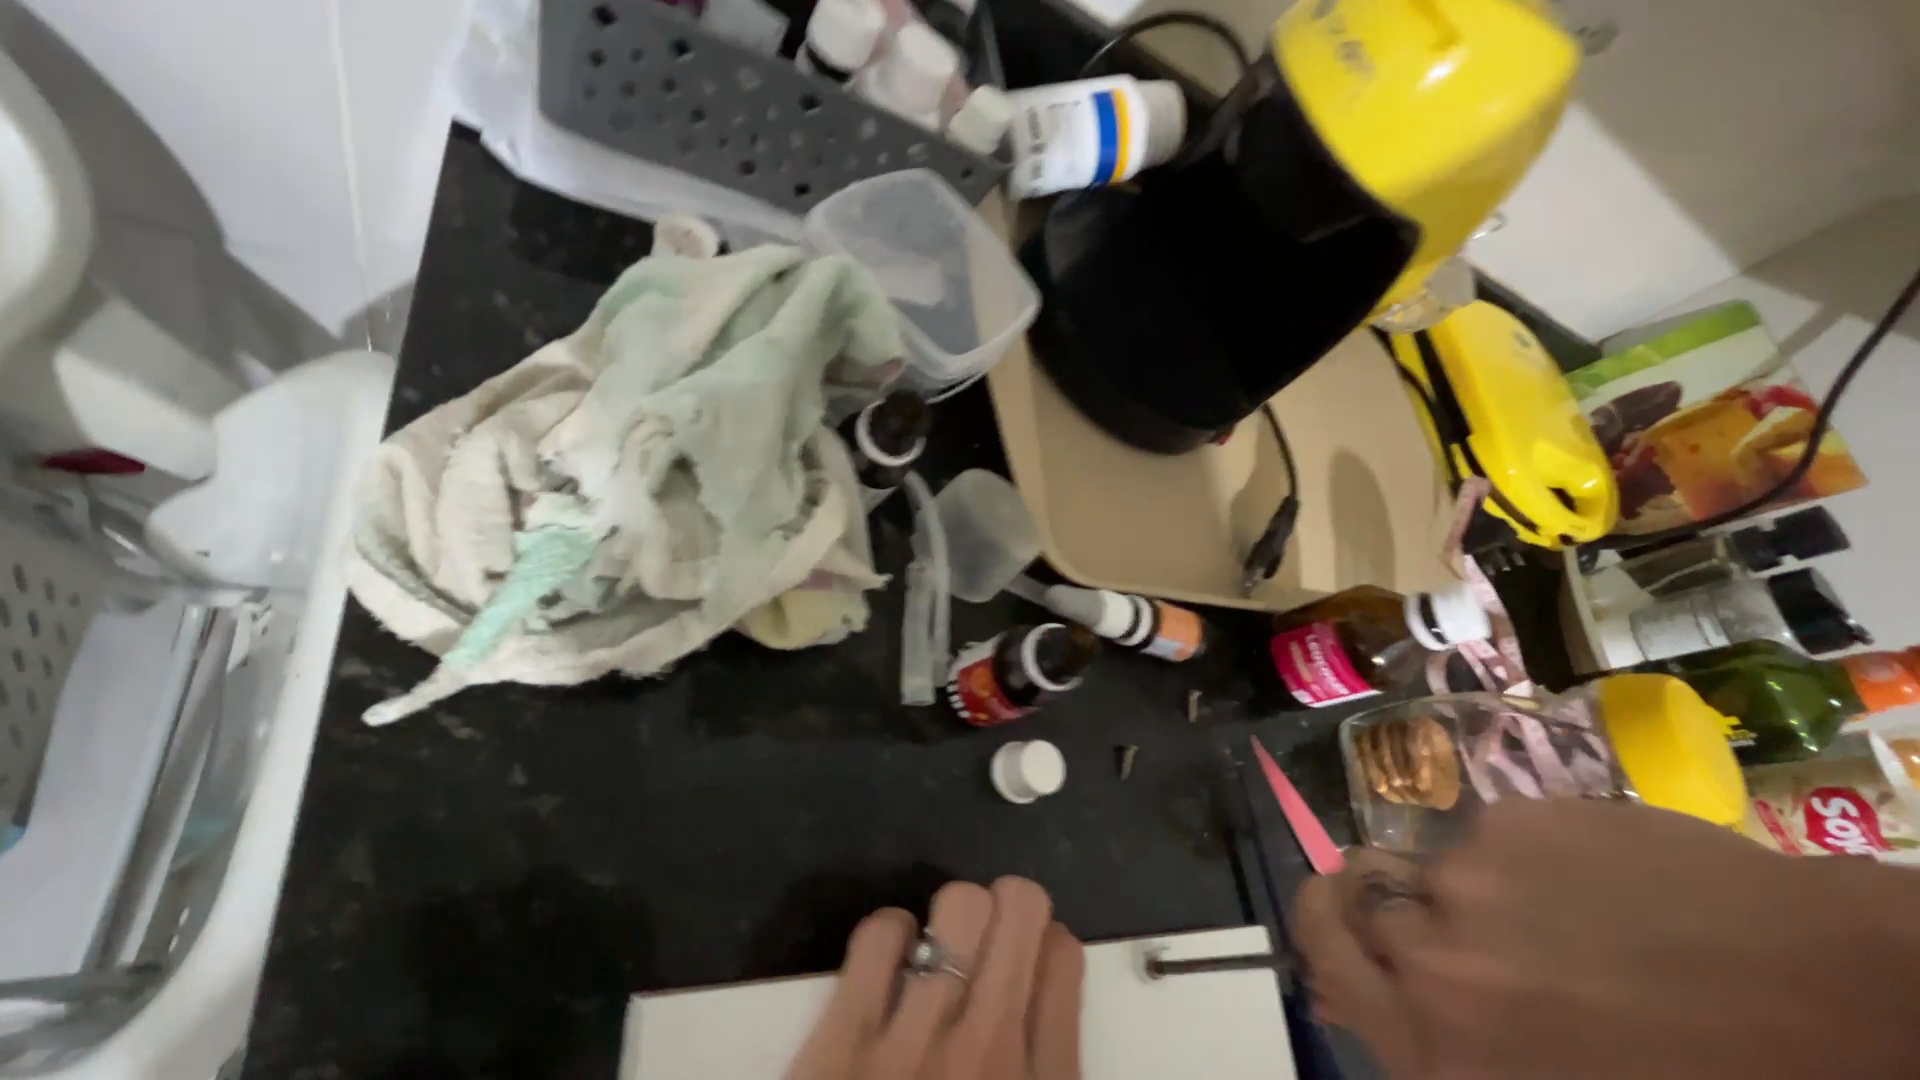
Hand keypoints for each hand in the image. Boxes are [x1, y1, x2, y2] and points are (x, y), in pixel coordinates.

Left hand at [787, 877, 1084, 1079]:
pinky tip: (887, 965)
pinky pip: (880, 934)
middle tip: (984, 944)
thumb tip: (1051, 1029)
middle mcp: (989, 1046)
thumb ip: (1051, 1072)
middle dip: (1006, 909)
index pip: (1063, 954)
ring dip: (951, 917)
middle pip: (1019, 906)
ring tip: (936, 952)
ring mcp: (915, 1037)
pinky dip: (886, 935)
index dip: (1046, 946)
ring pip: (957, 905)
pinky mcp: (842, 1037)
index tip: (1026, 965)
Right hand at [1295, 798, 1919, 1078]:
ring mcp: (1475, 875)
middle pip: (1352, 892)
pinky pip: (1497, 836)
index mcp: (1440, 1041)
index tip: (1342, 927)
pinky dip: (1531, 857)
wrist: (1839, 1001)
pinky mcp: (1524, 818)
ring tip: (1568, 918)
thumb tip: (1348, 990)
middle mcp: (1434, 954)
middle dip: (1386, 901)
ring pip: (1435, 866)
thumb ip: (1437, 1037)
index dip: (1320, 932)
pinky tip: (1609, 888)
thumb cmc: (1695, 1076)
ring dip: (1476, 888)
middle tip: (1452, 919)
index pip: (1325, 956)